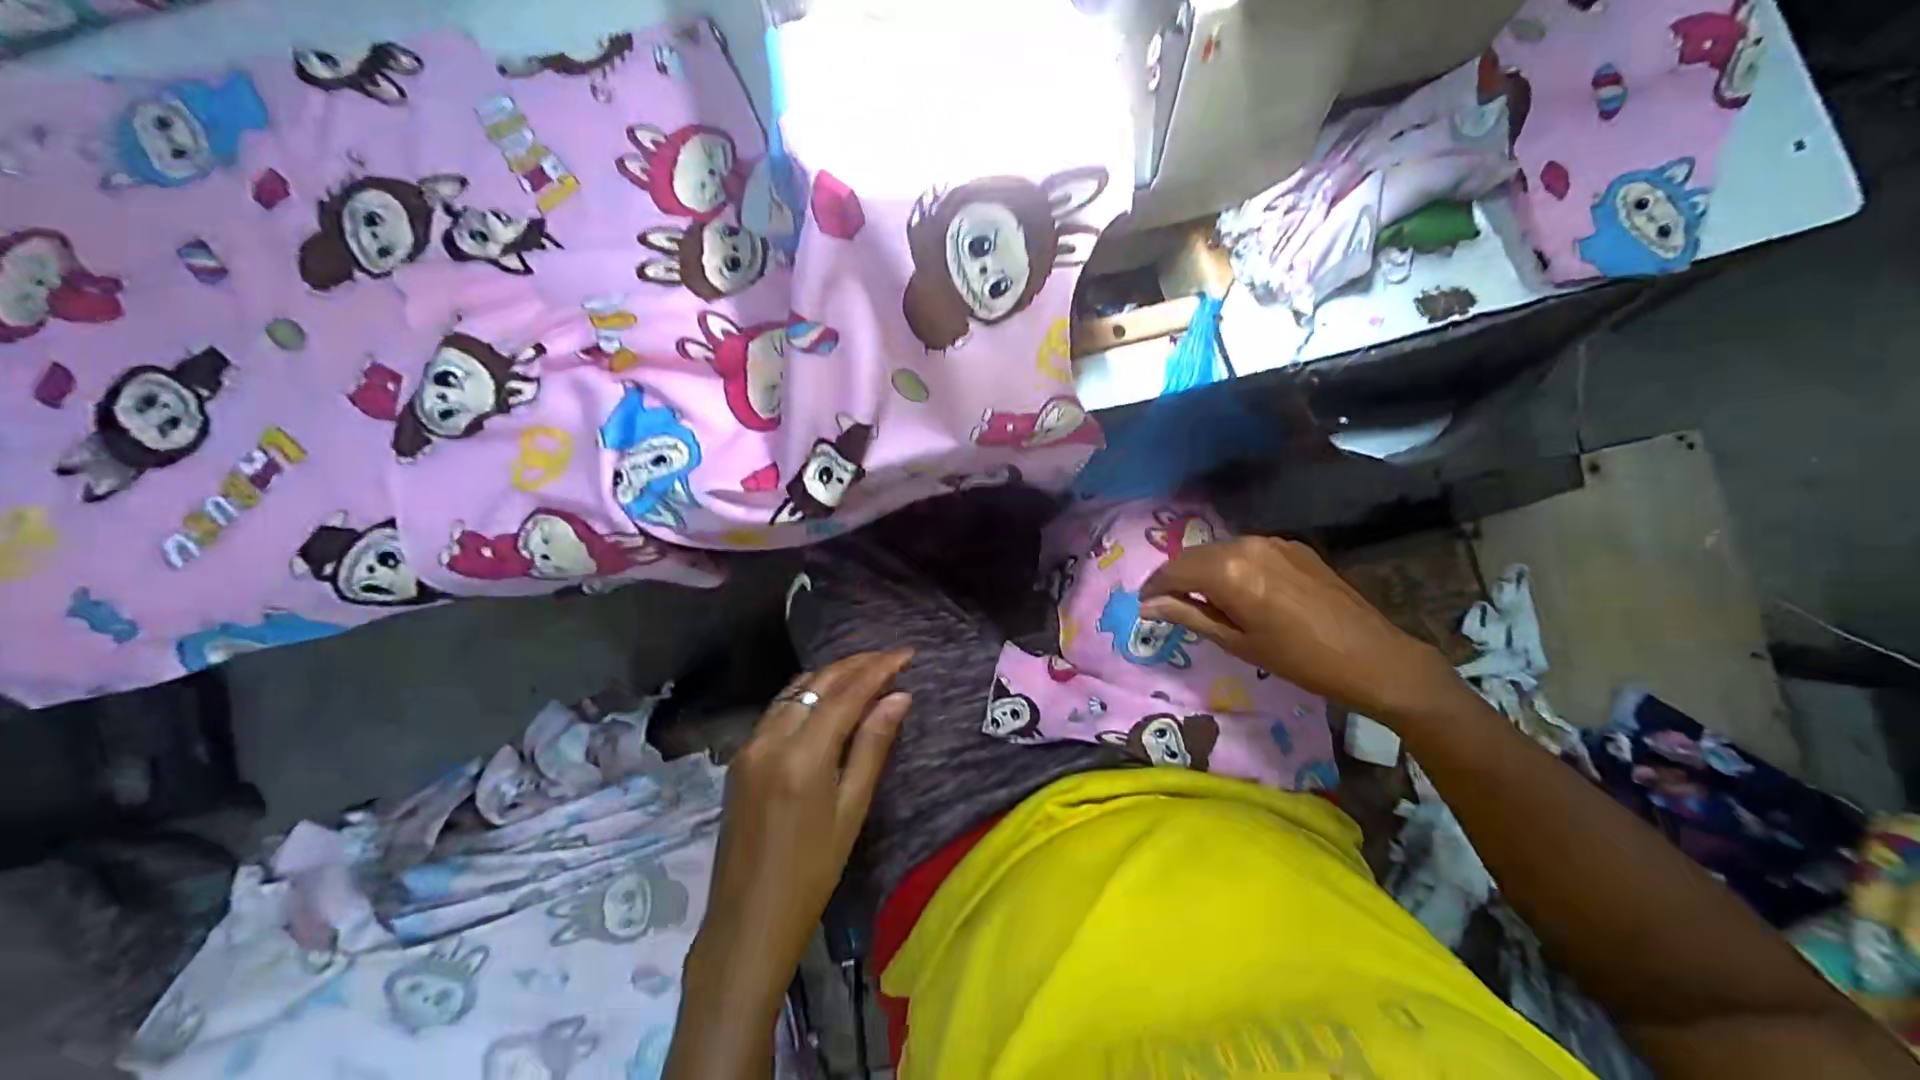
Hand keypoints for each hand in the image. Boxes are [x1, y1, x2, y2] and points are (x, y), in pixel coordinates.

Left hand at [670, 650, 911, 1079]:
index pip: (845, 693)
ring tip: (864, 673)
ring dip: (829, 677)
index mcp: (802, 755)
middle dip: (854, 665)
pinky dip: (806, 696)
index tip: (906, 654)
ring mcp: (749, 746)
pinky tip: (826, 700)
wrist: (749, 918)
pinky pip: (778, 710)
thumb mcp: (852, 810)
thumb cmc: (813, 872)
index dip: (878, 668)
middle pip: (817, 683)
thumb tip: (899, 697)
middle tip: (890, 658)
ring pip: (794, 691)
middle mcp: (770, 738)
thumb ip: (872, 746)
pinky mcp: (739, 758)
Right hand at [1140, 537, 1463, 723]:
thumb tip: (1148, 605)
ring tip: (1201, 600)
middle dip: (1176, 577)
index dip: (1154, 587)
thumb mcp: (1236, 642)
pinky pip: (1248, 551)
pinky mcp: (1294, 546)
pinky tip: (1238, 591)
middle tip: (1167, 604)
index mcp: (1229, 571)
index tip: (1143, 603)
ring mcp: (1273, 542)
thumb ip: (1189, 615)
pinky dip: (1232, 567)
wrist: (1373, 656)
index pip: (1174, 570)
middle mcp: (1247, 545)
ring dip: (1204, 571)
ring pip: (1221, 551)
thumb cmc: (1297, 659)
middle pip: (1195, 556)